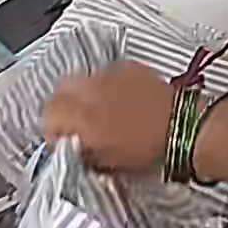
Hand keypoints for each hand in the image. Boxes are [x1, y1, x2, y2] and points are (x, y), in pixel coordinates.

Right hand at [43, 62, 172, 172]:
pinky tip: (118, 97)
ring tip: (99, 109)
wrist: (179, 126)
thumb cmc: (146, 148)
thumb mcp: (103, 161)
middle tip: (76, 122)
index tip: (62, 137)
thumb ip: (78, 150)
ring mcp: (111, 74)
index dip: (52, 128)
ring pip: (83, 78)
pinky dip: (106, 83)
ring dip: (84, 92)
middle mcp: (92, 89)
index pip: (48, 112)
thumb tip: (69, 144)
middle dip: (63, 105)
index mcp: (82, 116)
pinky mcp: (129, 66)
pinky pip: (107, 71)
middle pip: (61, 89)